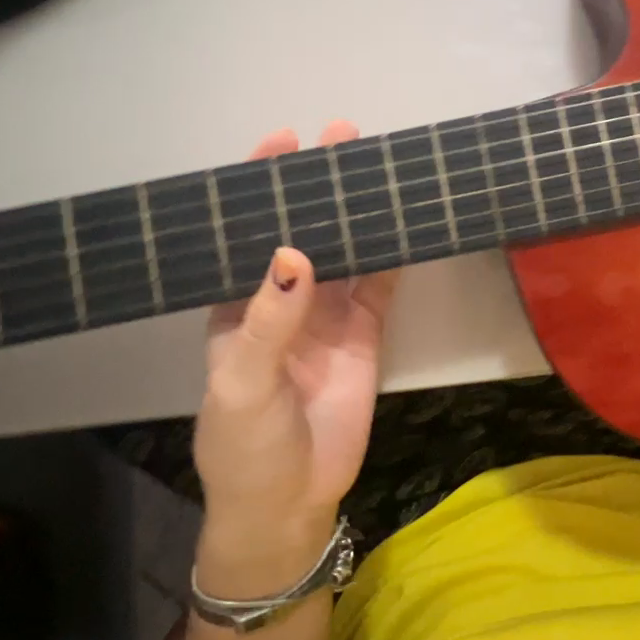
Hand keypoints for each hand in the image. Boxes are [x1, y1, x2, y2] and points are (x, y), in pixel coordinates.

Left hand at [191, 122, 396, 590]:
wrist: (290, 501)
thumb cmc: (245, 443)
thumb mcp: (244, 384)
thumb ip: (270, 320)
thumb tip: (295, 253)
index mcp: (237, 305)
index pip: (246, 235)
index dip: (260, 188)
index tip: (280, 143)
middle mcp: (283, 300)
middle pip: (303, 231)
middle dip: (317, 187)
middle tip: (339, 138)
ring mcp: (328, 315)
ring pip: (345, 250)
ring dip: (357, 212)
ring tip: (373, 167)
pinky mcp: (366, 332)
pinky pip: (380, 284)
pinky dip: (392, 253)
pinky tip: (403, 220)